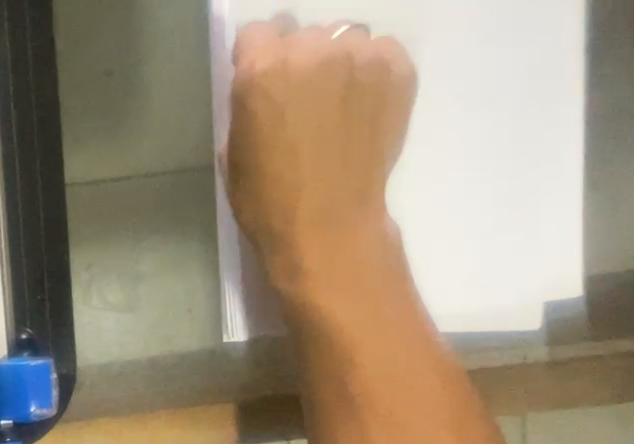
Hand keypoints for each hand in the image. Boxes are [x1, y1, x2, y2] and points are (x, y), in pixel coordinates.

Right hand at [224, 19, 416, 289]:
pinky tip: (359, 105)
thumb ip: (248, 104)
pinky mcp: (399, 69)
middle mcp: (314, 50)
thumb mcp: (234, 149)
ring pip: (343, 38)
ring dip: (334, 59)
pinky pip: (380, 51)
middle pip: (302, 32)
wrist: (326, 221)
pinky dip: (369, 70)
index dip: (253, 55)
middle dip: (295, 57)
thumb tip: (263, 88)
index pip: (256, 32)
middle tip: (295, 97)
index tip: (256, 79)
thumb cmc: (265, 196)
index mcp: (262, 71)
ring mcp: (362, 55)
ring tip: (333, 99)